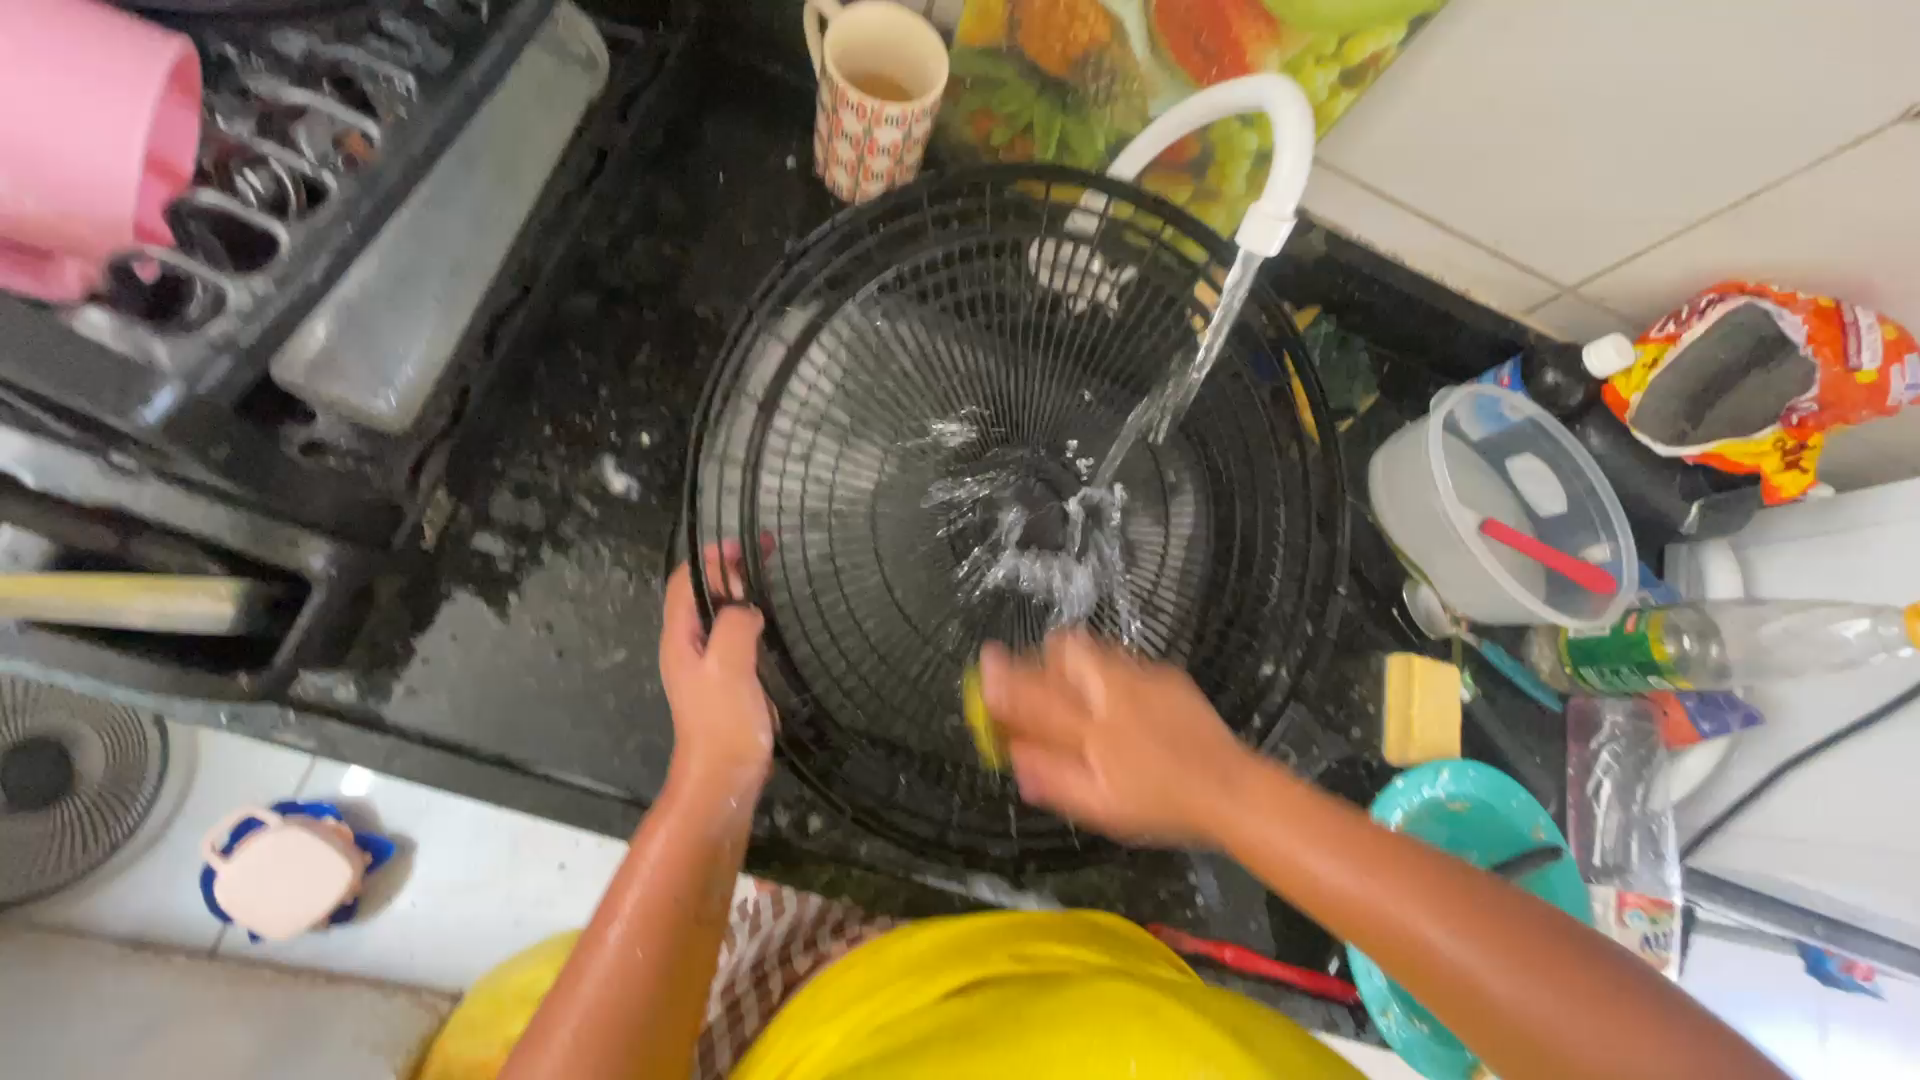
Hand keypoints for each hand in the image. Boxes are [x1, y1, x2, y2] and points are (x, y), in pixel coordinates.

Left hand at [660, 541, 774, 796]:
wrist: (724, 778)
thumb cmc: (723, 724)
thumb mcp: (729, 667)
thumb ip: (735, 625)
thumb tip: (748, 608)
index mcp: (680, 639)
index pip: (686, 581)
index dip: (713, 558)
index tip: (748, 547)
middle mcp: (688, 646)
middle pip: (701, 594)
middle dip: (729, 569)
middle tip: (767, 557)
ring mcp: (707, 665)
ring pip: (720, 615)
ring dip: (742, 593)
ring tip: (773, 582)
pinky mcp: (727, 680)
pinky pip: (735, 637)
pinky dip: (751, 618)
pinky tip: (774, 622)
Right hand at [979, 629, 1258, 846]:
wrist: (1231, 790)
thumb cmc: (1160, 806)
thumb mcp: (1100, 807)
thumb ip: (1053, 779)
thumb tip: (1014, 756)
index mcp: (1092, 730)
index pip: (1035, 696)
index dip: (1005, 678)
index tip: (986, 661)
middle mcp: (1113, 694)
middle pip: (1066, 650)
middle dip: (1042, 656)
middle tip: (1036, 676)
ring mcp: (1143, 678)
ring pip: (1093, 649)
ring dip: (1073, 660)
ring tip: (1076, 687)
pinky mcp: (1166, 675)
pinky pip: (1123, 661)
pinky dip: (1108, 673)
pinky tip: (1120, 703)